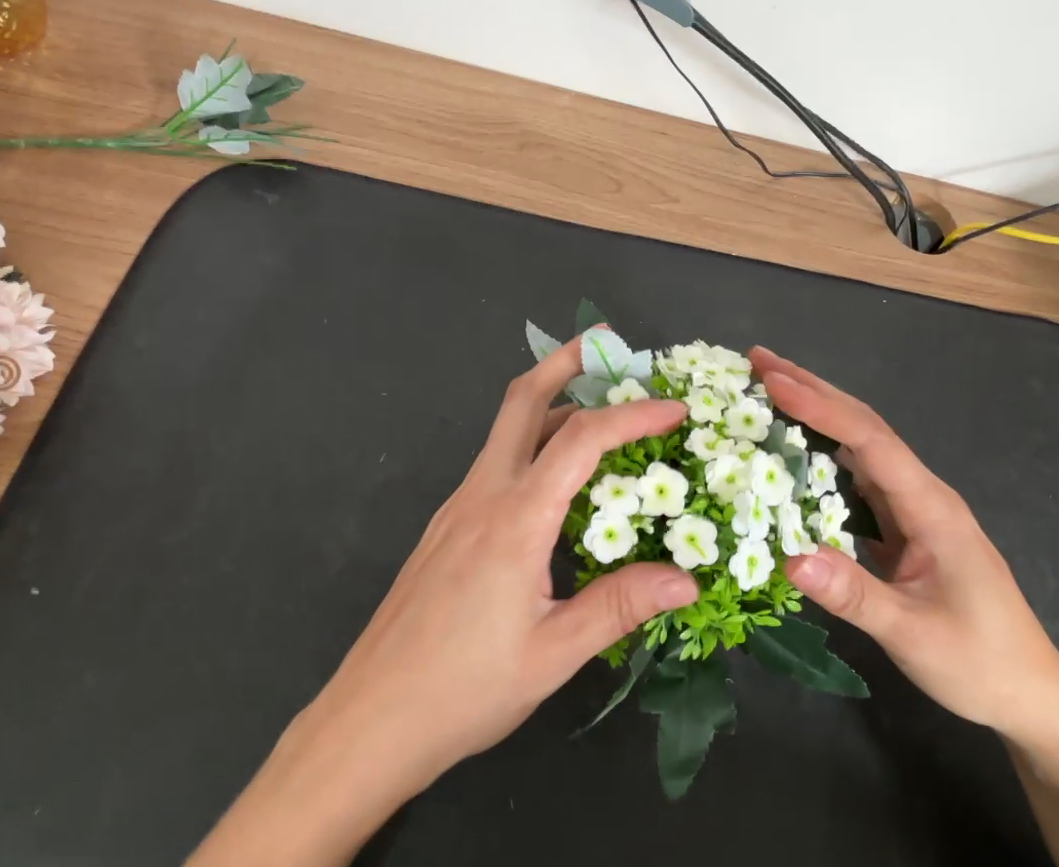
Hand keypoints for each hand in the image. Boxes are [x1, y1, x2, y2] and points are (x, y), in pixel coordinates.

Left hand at [305, 339, 698, 782]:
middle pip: (520, 402)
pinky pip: (495, 464)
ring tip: (597, 402)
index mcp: (514, 520)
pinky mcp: (446, 529)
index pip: (580, 440)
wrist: (372, 718)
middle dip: (564, 361)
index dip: (632, 416)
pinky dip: (532, 443)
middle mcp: (481, 497)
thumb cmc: (465, 689)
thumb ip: (619, 606)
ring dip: (549, 401)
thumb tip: (686, 579)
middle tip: (606, 341)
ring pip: (504, 431)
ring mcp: (456, 509)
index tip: (674, 408)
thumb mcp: (553, 654)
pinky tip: (556, 476)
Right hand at [752, 347, 1058, 738]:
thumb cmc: (978, 662)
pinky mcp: (906, 530)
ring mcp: (915, 511)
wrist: (1029, 694)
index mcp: (931, 507)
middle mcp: (923, 495)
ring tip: (767, 392)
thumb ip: (852, 594)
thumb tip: (786, 557)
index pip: (870, 440)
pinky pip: (858, 481)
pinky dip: (823, 456)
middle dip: (813, 390)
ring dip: (816, 415)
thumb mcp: (911, 633)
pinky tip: (794, 454)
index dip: (820, 407)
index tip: (772, 382)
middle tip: (759, 362)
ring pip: (862, 448)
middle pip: (865, 428)